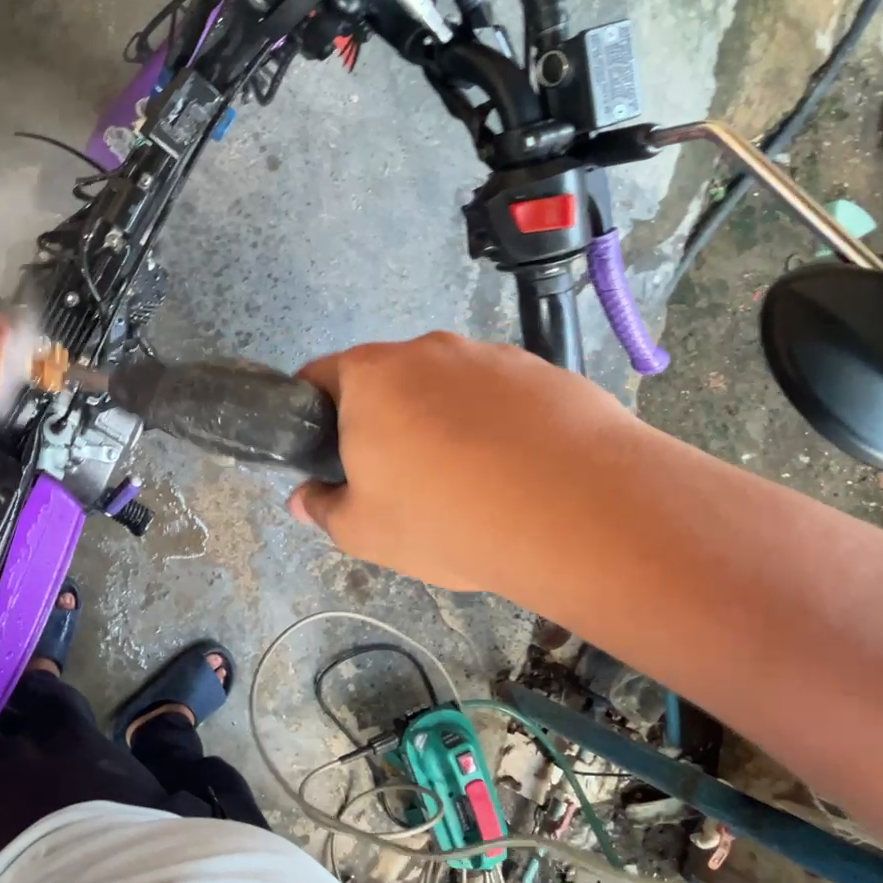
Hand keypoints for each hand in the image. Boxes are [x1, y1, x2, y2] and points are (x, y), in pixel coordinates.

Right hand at [288, 332, 637, 591]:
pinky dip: (496, 424)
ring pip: (446, 387)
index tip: (331, 457)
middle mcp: (425, 350)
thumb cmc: (445, 516)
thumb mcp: (363, 531)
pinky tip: (516, 472)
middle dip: (383, 421)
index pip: (318, 376)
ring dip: (443, 421)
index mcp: (368, 376)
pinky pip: (500, 396)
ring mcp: (489, 356)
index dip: (315, 416)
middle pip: (386, 380)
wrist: (580, 512)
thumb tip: (302, 499)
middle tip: (398, 479)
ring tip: (469, 480)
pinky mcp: (545, 371)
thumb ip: (322, 509)